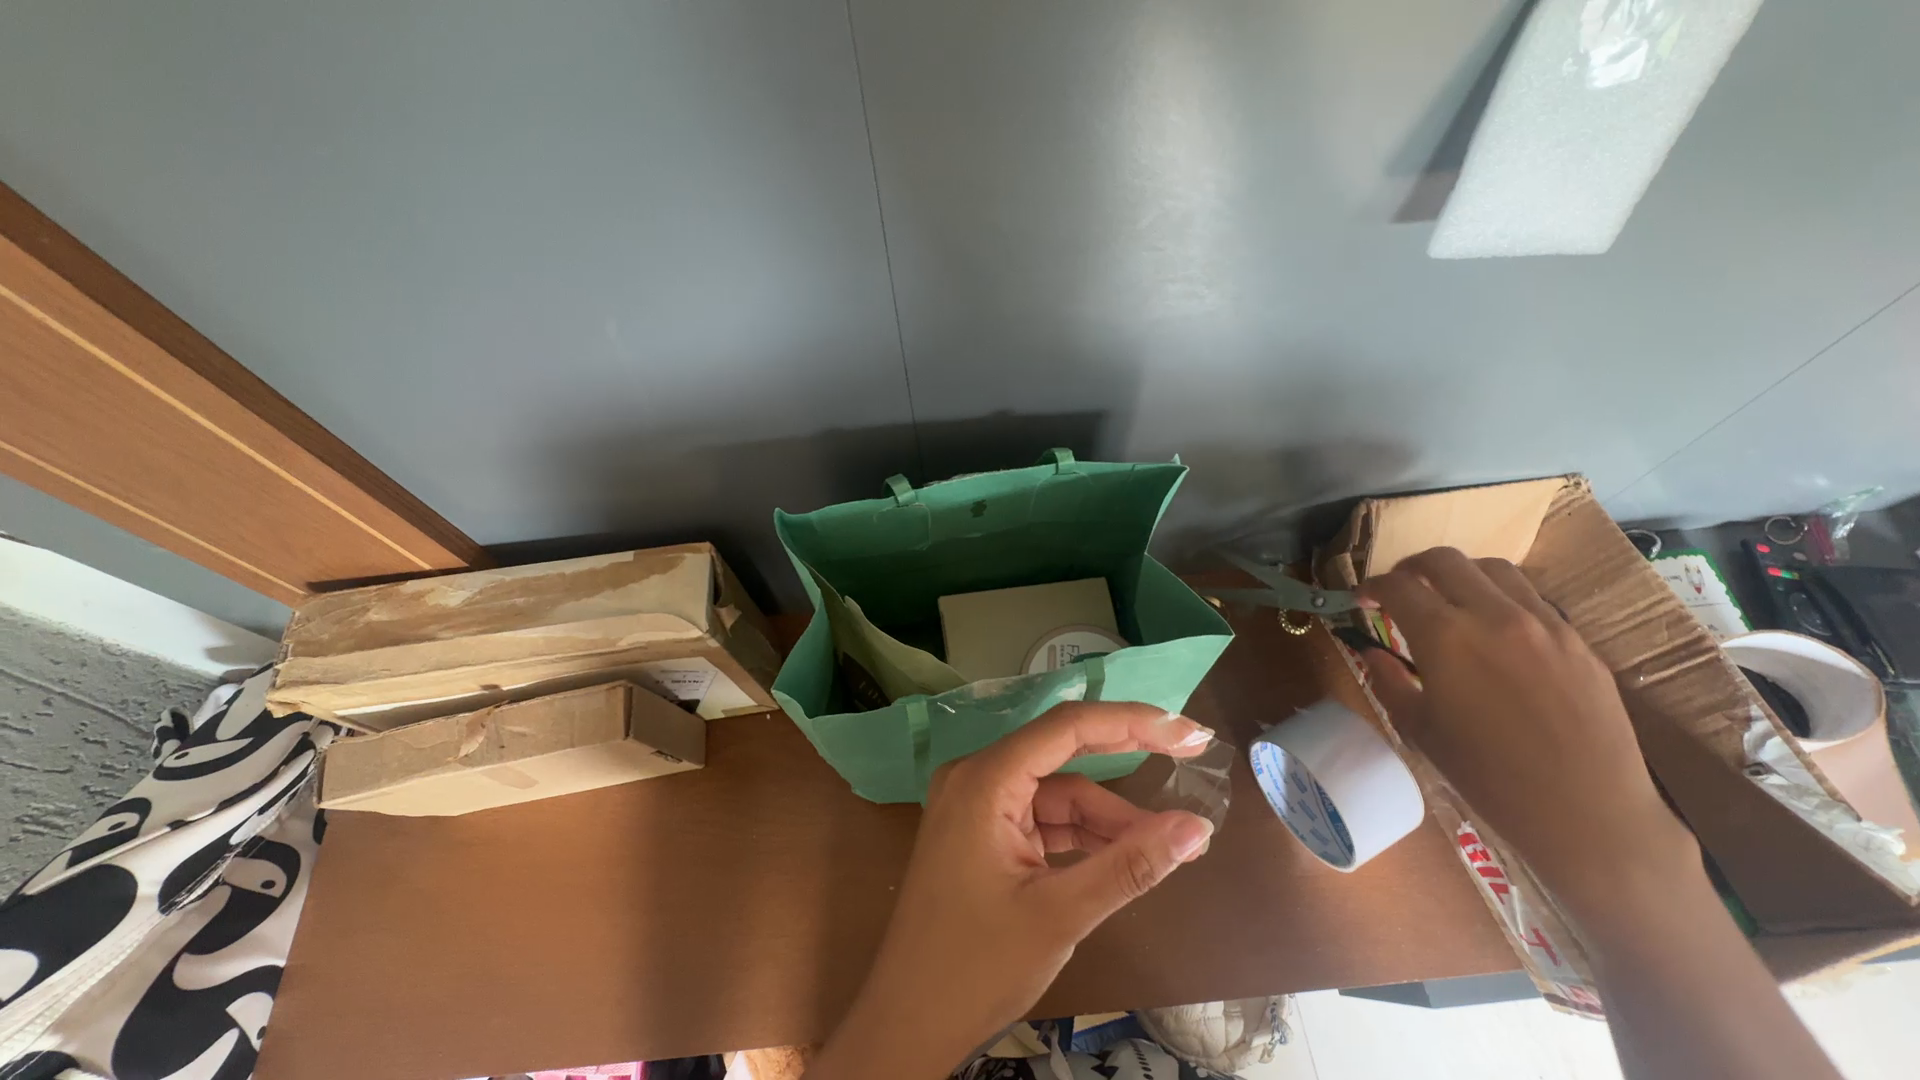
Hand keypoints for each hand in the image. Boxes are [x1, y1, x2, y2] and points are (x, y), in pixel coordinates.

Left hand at [810, 702, 1215, 1079]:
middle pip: (1064, 754)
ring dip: (1110, 818)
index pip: (1068, 727)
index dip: (1134, 723)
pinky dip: (1083, 837)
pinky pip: (1043, 821)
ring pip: (1059, 795)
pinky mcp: (982, 836)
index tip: (1190, 734)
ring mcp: (976, 807)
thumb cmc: (975, 967)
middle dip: (1129, 758)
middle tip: (1193, 756)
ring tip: (1169, 843)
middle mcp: (976, 779)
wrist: (908, 1022)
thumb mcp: (1060, 915)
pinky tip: (1124, 857)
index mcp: (984, 780)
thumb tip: (1196, 827)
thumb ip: (1129, 867)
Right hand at [1357, 547, 1696, 906]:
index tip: (1361, 600)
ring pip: (1493, 570)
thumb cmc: (1488, 778)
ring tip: (1449, 602)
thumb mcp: (1420, 731)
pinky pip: (1531, 600)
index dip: (1371, 588)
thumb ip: (1388, 680)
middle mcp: (1494, 615)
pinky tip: (1496, 634)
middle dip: (1412, 568)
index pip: (1398, 586)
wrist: (1587, 811)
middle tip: (1400, 590)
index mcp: (1445, 637)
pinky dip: (1501, 600)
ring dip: (1460, 576)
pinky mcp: (1578, 639)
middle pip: (1445, 561)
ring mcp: (1544, 623)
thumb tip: (1371, 651)